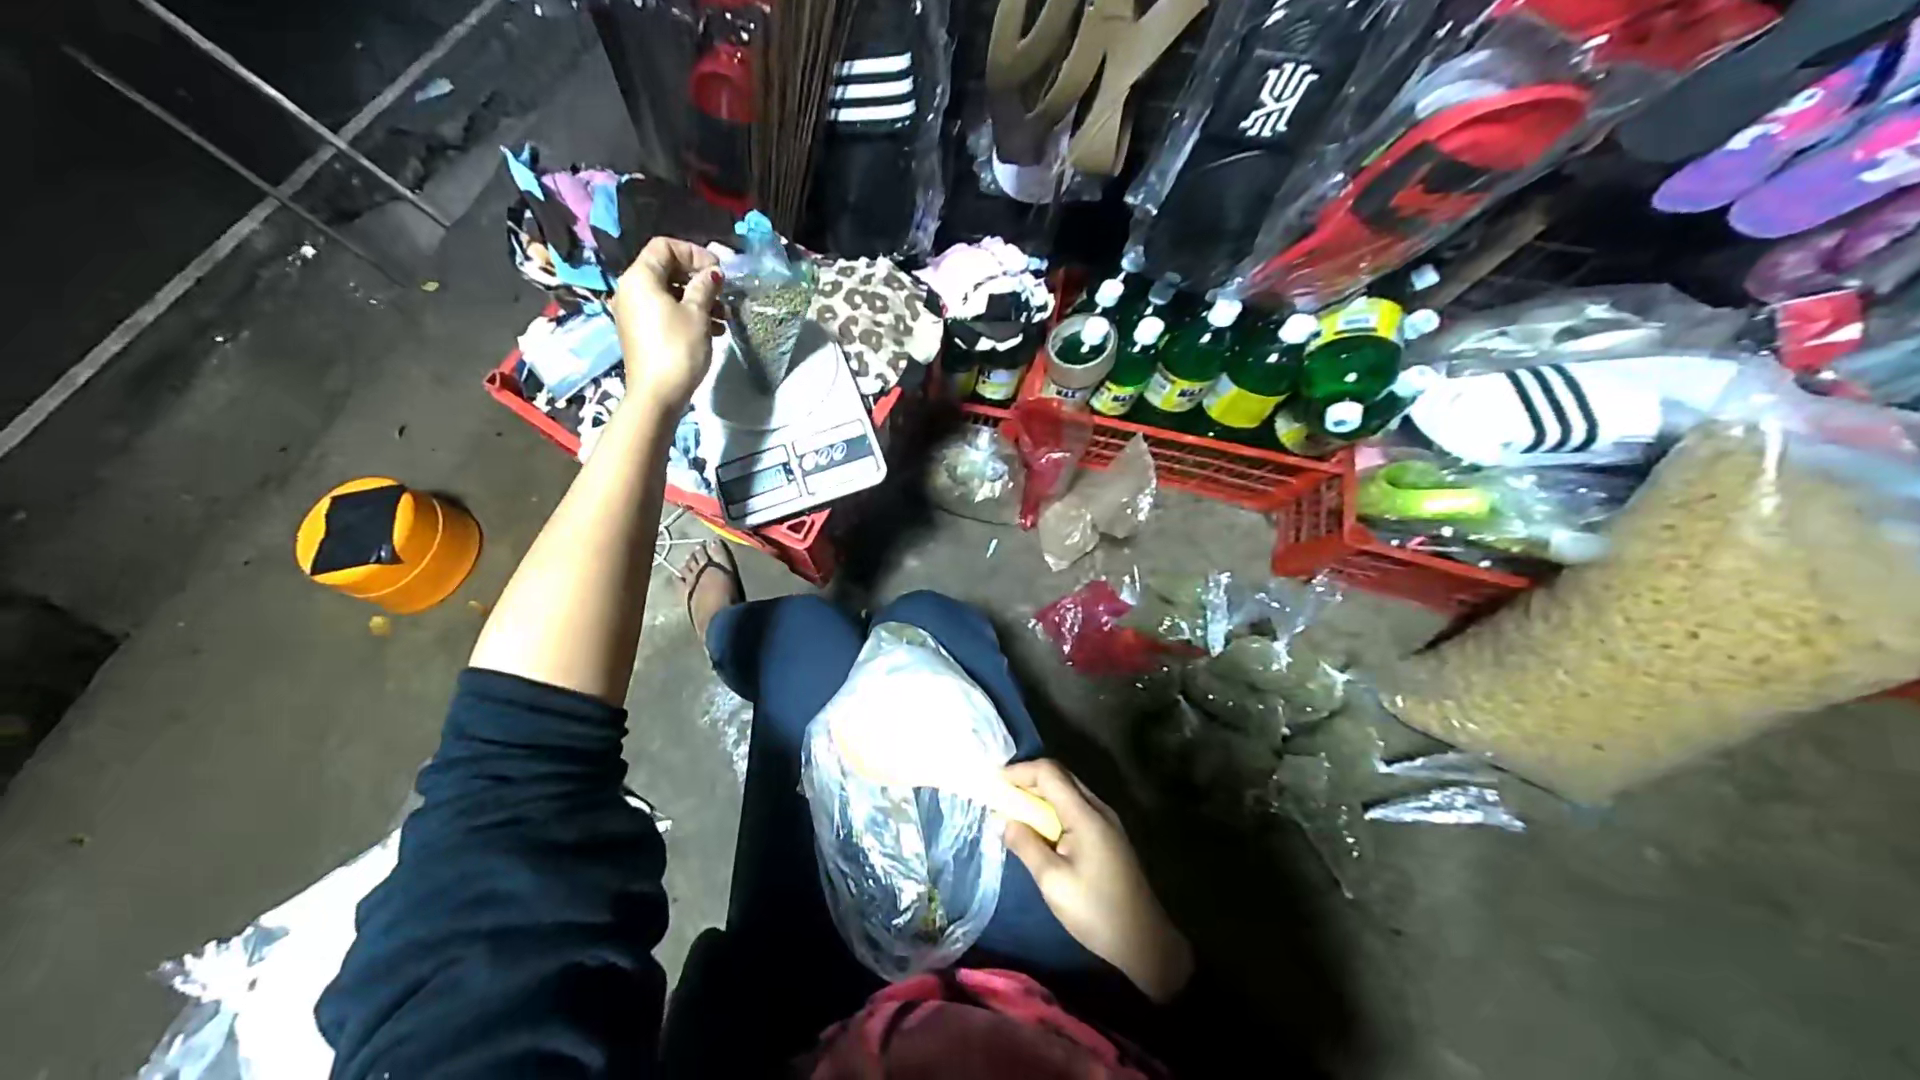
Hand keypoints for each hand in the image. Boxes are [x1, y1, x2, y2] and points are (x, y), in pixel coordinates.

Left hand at [610, 236, 723, 411]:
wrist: (657, 394)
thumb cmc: (678, 349)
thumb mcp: (697, 314)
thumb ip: (705, 287)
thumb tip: (712, 273)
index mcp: (640, 277)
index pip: (664, 246)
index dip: (694, 253)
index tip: (718, 271)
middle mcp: (631, 289)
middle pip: (666, 269)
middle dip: (697, 278)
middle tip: (723, 294)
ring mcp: (633, 311)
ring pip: (667, 292)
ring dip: (696, 299)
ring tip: (722, 317)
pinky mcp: (640, 331)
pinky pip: (663, 311)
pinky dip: (686, 313)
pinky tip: (710, 330)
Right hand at [1003, 760, 1193, 1002]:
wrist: (1145, 942)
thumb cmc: (1096, 911)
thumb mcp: (1053, 882)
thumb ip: (1026, 846)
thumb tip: (1003, 820)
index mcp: (1085, 815)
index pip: (1049, 773)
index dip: (1020, 772)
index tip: (994, 784)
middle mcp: (1098, 809)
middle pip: (1060, 777)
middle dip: (1028, 780)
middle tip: (1000, 797)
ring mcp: (1106, 822)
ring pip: (1068, 791)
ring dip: (1040, 795)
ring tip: (1014, 812)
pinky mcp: (1108, 836)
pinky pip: (1076, 808)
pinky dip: (1053, 809)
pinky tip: (1040, 829)